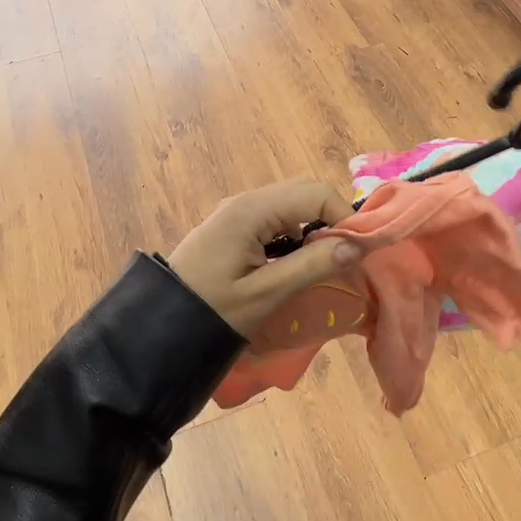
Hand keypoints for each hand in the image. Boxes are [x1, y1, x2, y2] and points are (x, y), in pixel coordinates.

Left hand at [167, 180, 361, 335]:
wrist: (159, 327)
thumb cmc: (213, 311)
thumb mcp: (266, 293)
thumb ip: (312, 265)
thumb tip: (357, 245)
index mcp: (253, 210)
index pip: (316, 193)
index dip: (344, 217)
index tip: (360, 252)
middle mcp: (246, 201)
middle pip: (304, 193)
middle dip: (331, 219)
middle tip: (346, 257)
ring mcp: (237, 213)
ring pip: (290, 205)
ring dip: (314, 227)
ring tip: (325, 264)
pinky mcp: (232, 228)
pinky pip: (274, 219)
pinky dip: (294, 234)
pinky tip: (297, 264)